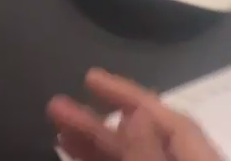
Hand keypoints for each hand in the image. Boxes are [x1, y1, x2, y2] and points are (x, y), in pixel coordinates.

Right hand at [48, 69, 223, 160]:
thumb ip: (148, 154)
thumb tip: (135, 112)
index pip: (174, 122)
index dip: (131, 95)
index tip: (89, 78)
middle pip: (147, 139)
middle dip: (99, 121)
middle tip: (56, 104)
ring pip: (132, 156)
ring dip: (92, 139)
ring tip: (56, 124)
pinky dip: (99, 159)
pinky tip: (70, 148)